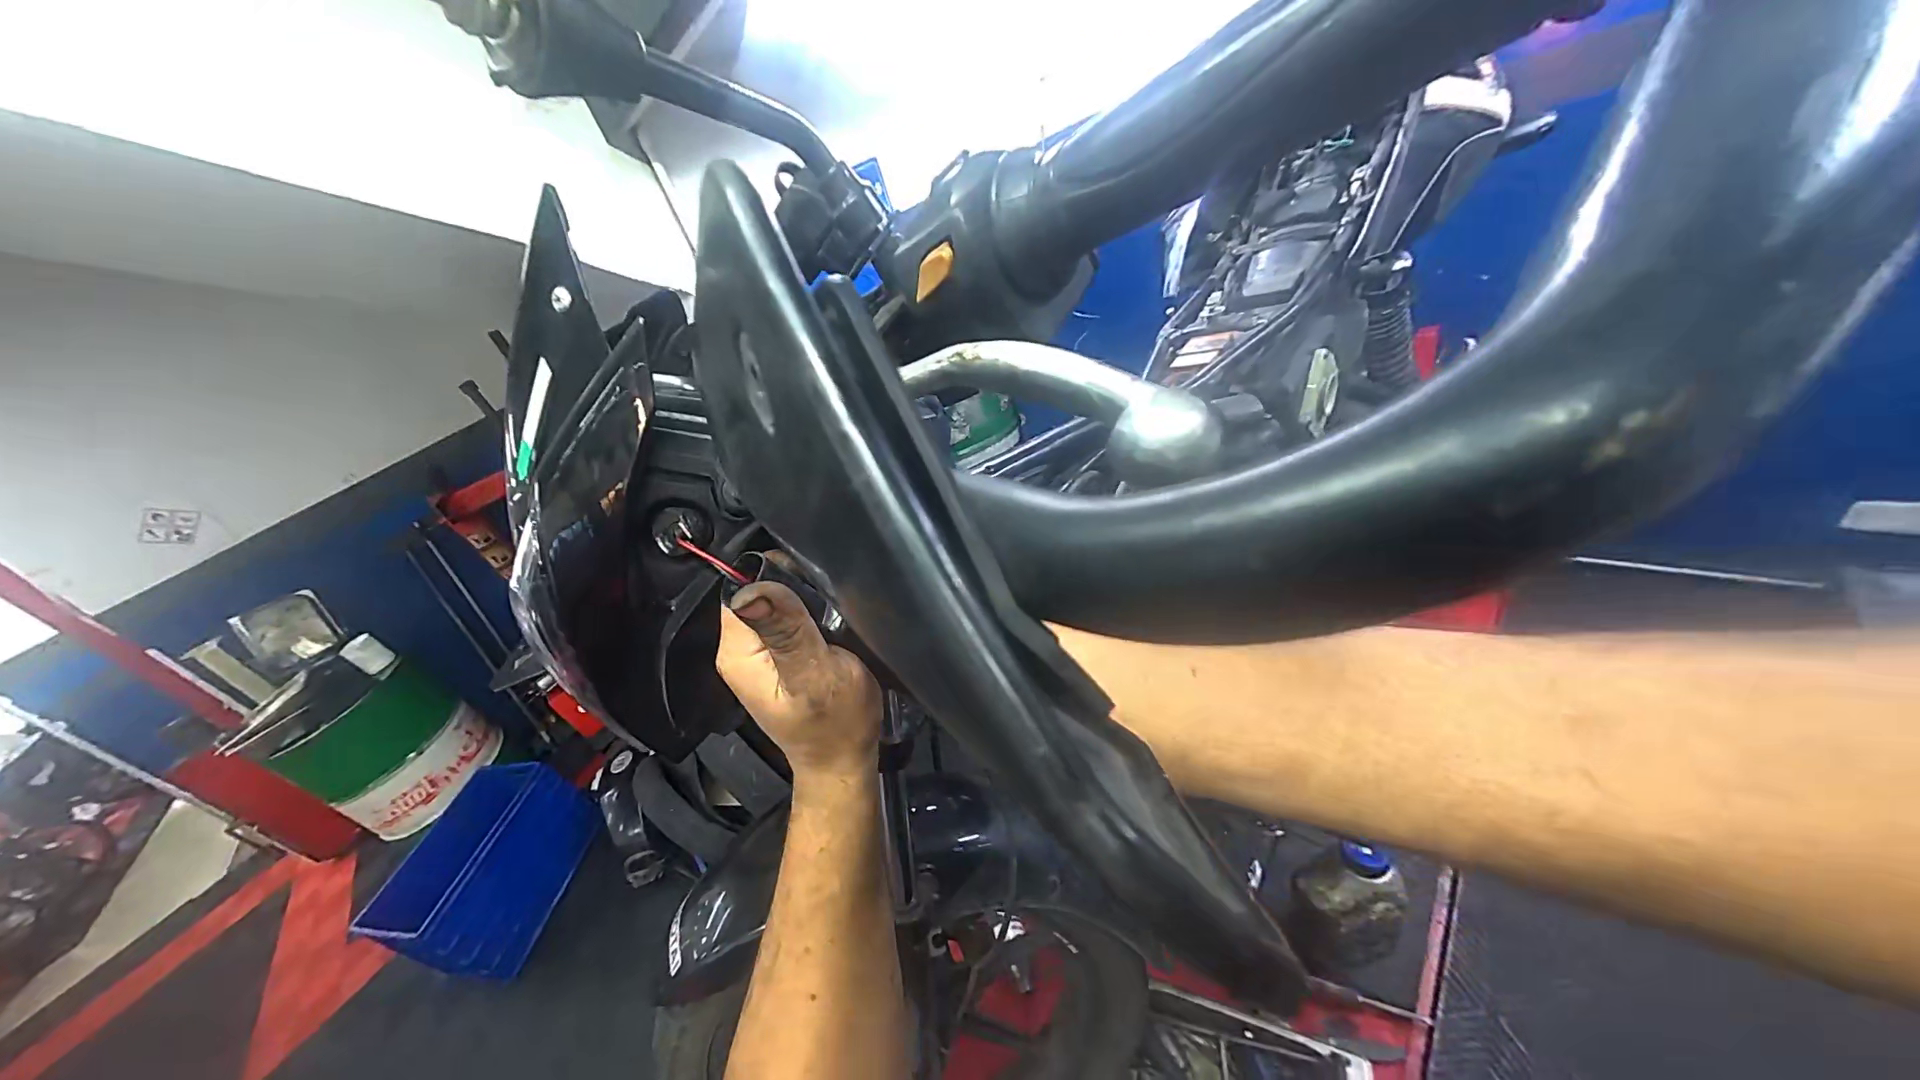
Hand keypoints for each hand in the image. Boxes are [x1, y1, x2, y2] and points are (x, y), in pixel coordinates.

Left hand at [716, 580, 882, 780]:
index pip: (738, 586)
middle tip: (828, 591)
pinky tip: (832, 616)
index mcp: (738, 651)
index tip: (808, 574)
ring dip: (804, 596)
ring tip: (834, 602)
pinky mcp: (782, 654)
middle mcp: (741, 648)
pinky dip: (810, 611)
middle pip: (757, 589)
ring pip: (776, 601)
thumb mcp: (815, 675)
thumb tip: (749, 590)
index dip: (771, 570)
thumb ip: (787, 631)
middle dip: (791, 581)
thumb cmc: (835, 723)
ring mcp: (761, 652)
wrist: (843, 759)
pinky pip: (790, 617)